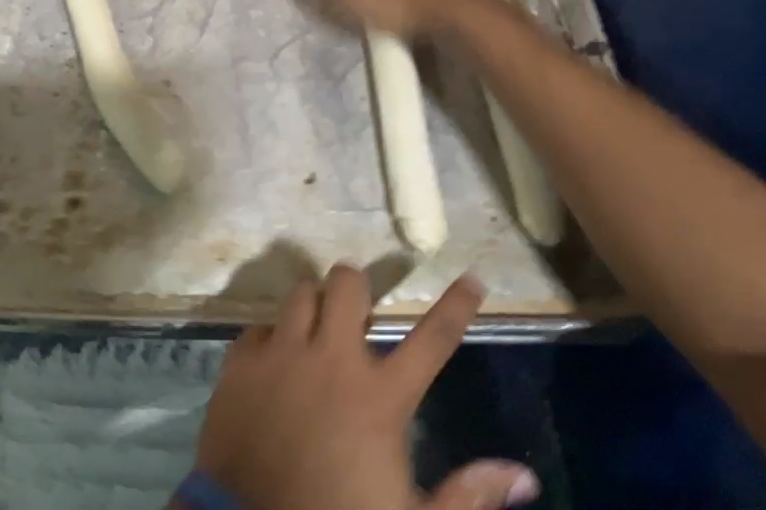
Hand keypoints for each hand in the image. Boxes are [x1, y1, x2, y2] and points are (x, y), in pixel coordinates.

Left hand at [191, 266, 538, 509]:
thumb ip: (468, 494)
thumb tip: (525, 479)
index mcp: (381, 397)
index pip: (432, 339)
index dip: (456, 305)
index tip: (471, 278)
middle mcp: (332, 361)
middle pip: (348, 285)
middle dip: (355, 286)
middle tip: (355, 307)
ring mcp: (282, 356)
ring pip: (299, 294)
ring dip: (312, 306)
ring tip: (314, 329)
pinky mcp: (240, 365)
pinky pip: (257, 328)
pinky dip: (269, 339)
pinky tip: (273, 361)